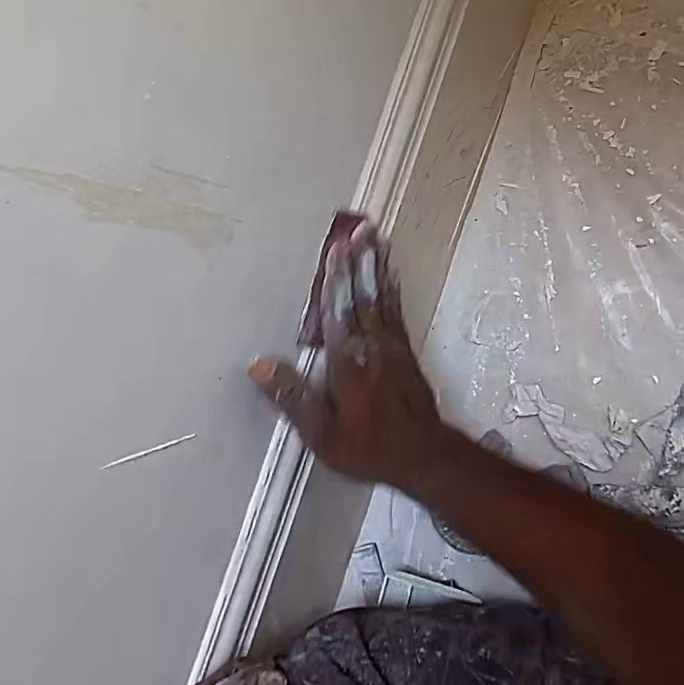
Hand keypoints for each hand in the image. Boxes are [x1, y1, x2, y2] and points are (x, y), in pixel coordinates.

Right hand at [248, 219, 462, 492]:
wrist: (424, 457)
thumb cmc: (369, 447)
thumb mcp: (323, 434)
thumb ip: (292, 397)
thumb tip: (259, 366)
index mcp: (348, 362)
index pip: (338, 311)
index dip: (335, 278)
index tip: (335, 248)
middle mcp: (371, 345)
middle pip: (363, 294)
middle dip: (359, 259)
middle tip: (359, 228)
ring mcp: (391, 344)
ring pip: (382, 296)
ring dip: (377, 264)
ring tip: (375, 235)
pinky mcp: (404, 348)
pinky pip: (396, 308)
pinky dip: (392, 284)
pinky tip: (390, 268)